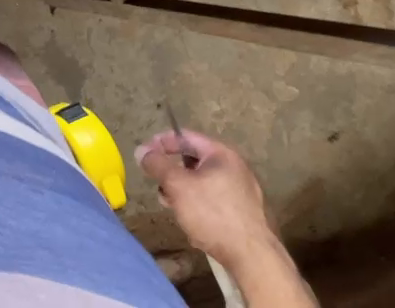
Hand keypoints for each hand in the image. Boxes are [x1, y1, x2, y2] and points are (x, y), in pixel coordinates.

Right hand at [135, 129, 279, 268]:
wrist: (252, 257)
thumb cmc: (212, 213)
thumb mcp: (176, 184)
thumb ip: (156, 164)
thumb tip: (142, 151)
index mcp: (221, 154)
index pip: (185, 137)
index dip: (161, 142)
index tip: (145, 154)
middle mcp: (235, 168)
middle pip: (194, 161)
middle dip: (172, 174)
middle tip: (160, 188)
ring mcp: (243, 192)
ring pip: (203, 183)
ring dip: (184, 192)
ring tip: (176, 209)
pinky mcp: (246, 214)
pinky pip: (215, 200)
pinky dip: (199, 206)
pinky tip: (194, 223)